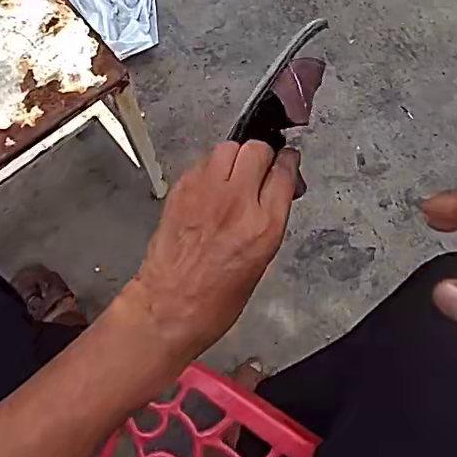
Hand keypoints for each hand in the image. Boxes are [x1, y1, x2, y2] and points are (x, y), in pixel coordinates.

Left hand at [114, 141, 300, 365]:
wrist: (167, 308)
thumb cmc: (214, 298)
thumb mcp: (263, 258)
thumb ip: (272, 216)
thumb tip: (277, 190)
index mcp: (264, 224)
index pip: (284, 170)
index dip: (288, 162)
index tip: (287, 162)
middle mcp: (236, 202)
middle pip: (257, 150)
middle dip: (263, 156)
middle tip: (261, 169)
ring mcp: (205, 193)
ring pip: (228, 148)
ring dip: (235, 157)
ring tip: (234, 175)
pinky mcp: (180, 190)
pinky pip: (202, 162)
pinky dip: (210, 168)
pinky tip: (211, 186)